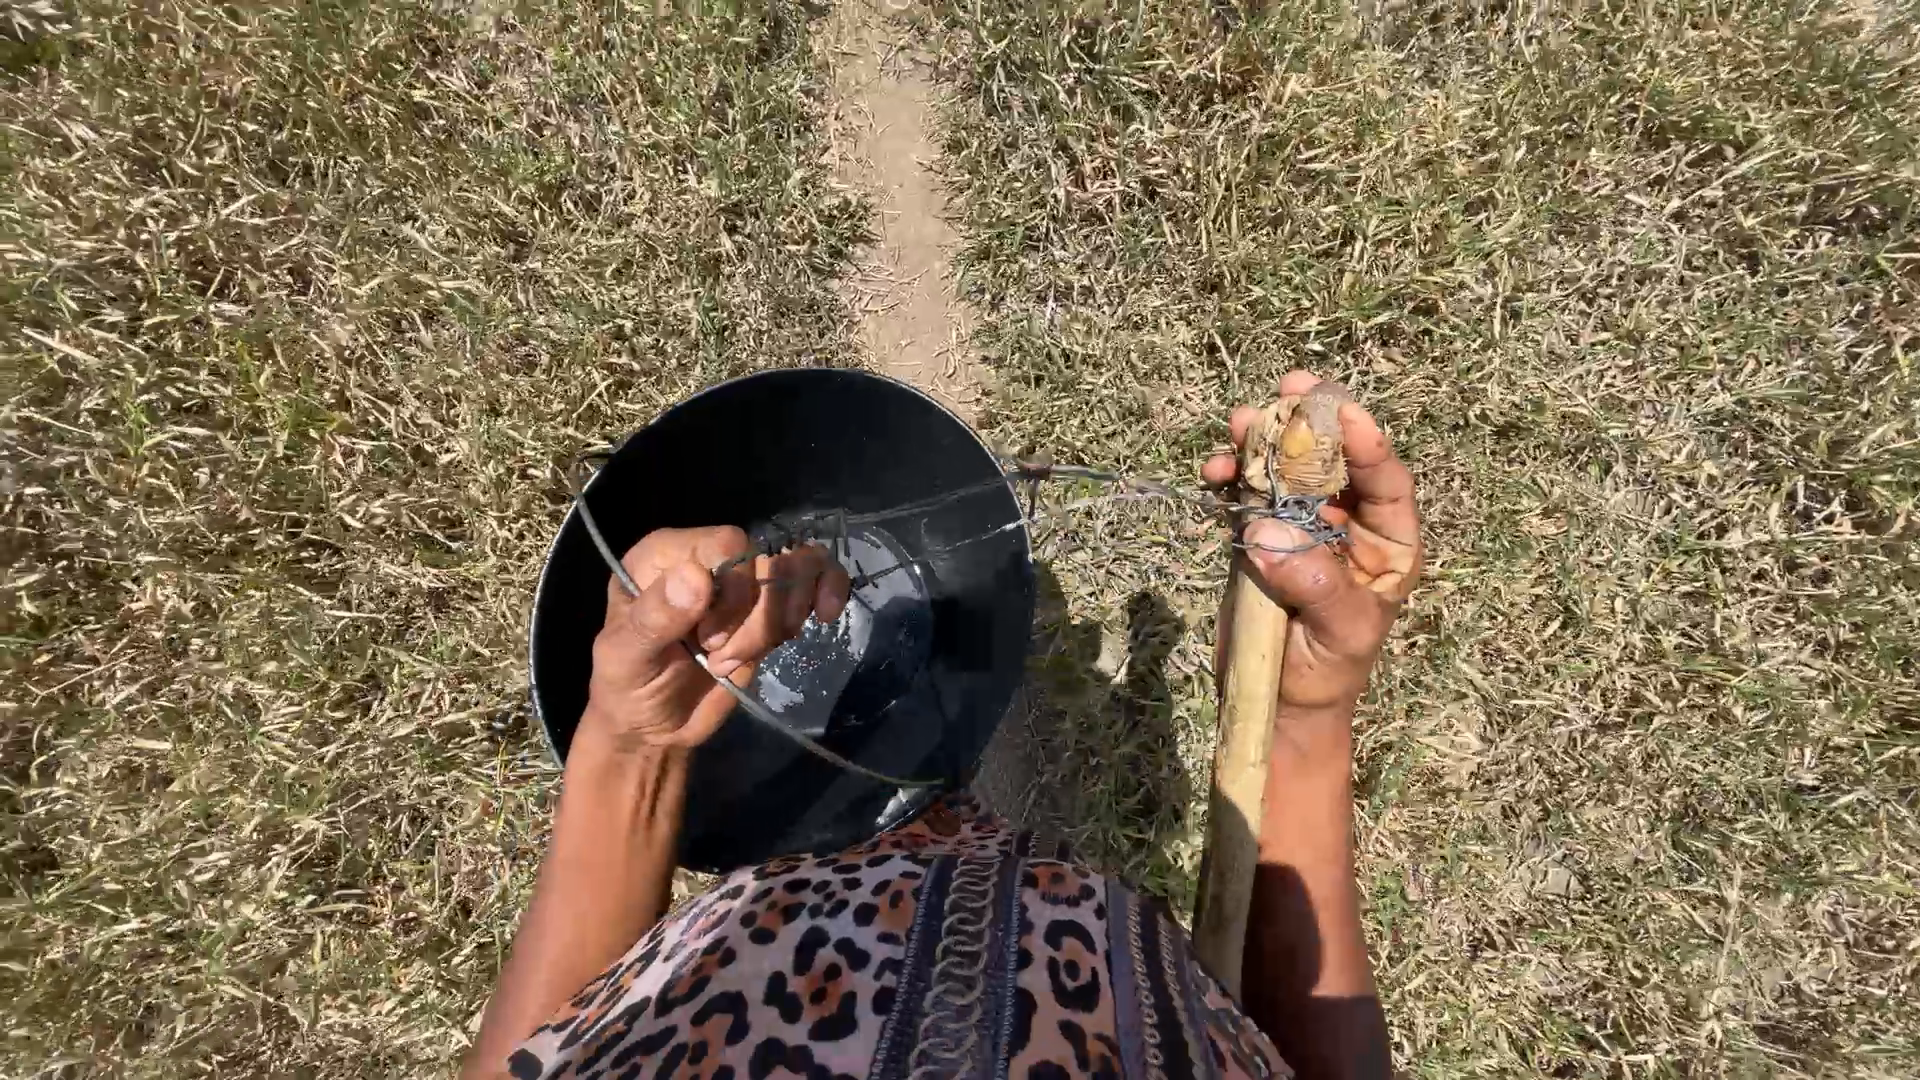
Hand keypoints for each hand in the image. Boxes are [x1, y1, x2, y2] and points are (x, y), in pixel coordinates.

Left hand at [581, 526, 850, 752]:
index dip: (734, 590)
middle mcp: (709, 557)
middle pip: (767, 561)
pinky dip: (828, 589)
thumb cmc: (628, 687)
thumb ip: (655, 618)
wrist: (656, 727)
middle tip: (717, 656)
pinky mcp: (773, 606)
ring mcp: (745, 581)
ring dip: (780, 621)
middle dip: (755, 619)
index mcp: (667, 554)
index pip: (728, 544)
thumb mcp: (624, 658)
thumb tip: (697, 576)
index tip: (706, 637)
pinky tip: (825, 614)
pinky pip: (817, 574)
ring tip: (742, 657)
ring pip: (795, 571)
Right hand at [1202, 370, 1422, 720]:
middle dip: (1309, 425)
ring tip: (1238, 424)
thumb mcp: (1337, 633)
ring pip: (1282, 472)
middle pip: (1330, 463)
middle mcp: (1342, 526)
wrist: (1278, 699)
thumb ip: (1313, 584)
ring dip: (1260, 444)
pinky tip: (1214, 470)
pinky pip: (1243, 497)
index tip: (1344, 412)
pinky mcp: (1253, 537)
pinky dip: (1229, 478)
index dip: (1368, 445)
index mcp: (1385, 546)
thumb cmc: (1326, 671)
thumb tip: (1265, 532)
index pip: (1386, 484)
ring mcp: (1295, 528)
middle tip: (1287, 389)